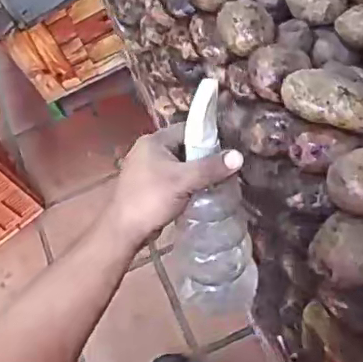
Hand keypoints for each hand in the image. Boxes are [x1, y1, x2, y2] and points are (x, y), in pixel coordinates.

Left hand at [102, 123, 241, 246]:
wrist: (124, 230)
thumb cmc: (150, 199)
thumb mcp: (183, 181)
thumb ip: (211, 168)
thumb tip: (238, 156)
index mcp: (153, 141)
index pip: (187, 130)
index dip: (208, 139)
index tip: (226, 152)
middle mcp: (148, 150)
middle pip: (185, 148)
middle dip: (204, 159)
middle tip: (224, 170)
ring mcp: (147, 169)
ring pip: (180, 166)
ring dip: (196, 174)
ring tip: (216, 182)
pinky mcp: (148, 186)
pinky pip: (173, 179)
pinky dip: (186, 185)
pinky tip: (200, 194)